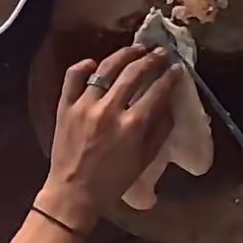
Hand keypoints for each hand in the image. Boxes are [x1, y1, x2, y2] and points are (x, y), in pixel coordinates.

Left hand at [38, 46, 180, 229]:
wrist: (73, 194)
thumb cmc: (113, 181)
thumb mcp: (144, 160)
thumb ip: (159, 131)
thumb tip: (170, 106)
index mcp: (131, 126)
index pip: (156, 91)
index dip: (170, 77)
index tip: (177, 68)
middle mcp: (108, 110)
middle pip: (133, 74)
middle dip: (151, 59)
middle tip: (160, 52)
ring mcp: (84, 106)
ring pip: (105, 69)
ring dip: (123, 55)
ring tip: (136, 49)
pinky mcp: (65, 106)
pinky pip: (73, 78)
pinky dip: (83, 66)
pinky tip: (94, 62)